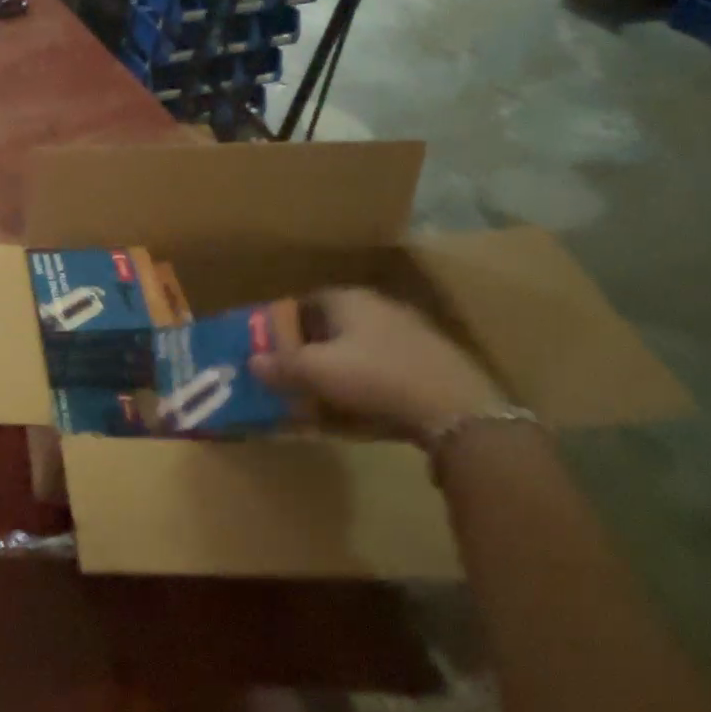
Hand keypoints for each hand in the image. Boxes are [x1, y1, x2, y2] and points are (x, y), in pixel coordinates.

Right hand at [251, 288, 503, 438]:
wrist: (457, 411)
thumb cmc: (374, 377)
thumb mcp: (314, 372)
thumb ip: (280, 365)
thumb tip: (252, 362)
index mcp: (350, 300)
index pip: (306, 301)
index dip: (286, 323)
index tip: (272, 347)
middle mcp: (382, 308)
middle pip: (335, 325)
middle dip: (313, 347)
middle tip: (295, 373)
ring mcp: (414, 335)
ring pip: (362, 348)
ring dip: (342, 367)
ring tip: (325, 395)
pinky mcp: (435, 364)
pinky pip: (387, 369)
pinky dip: (370, 383)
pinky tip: (363, 407)